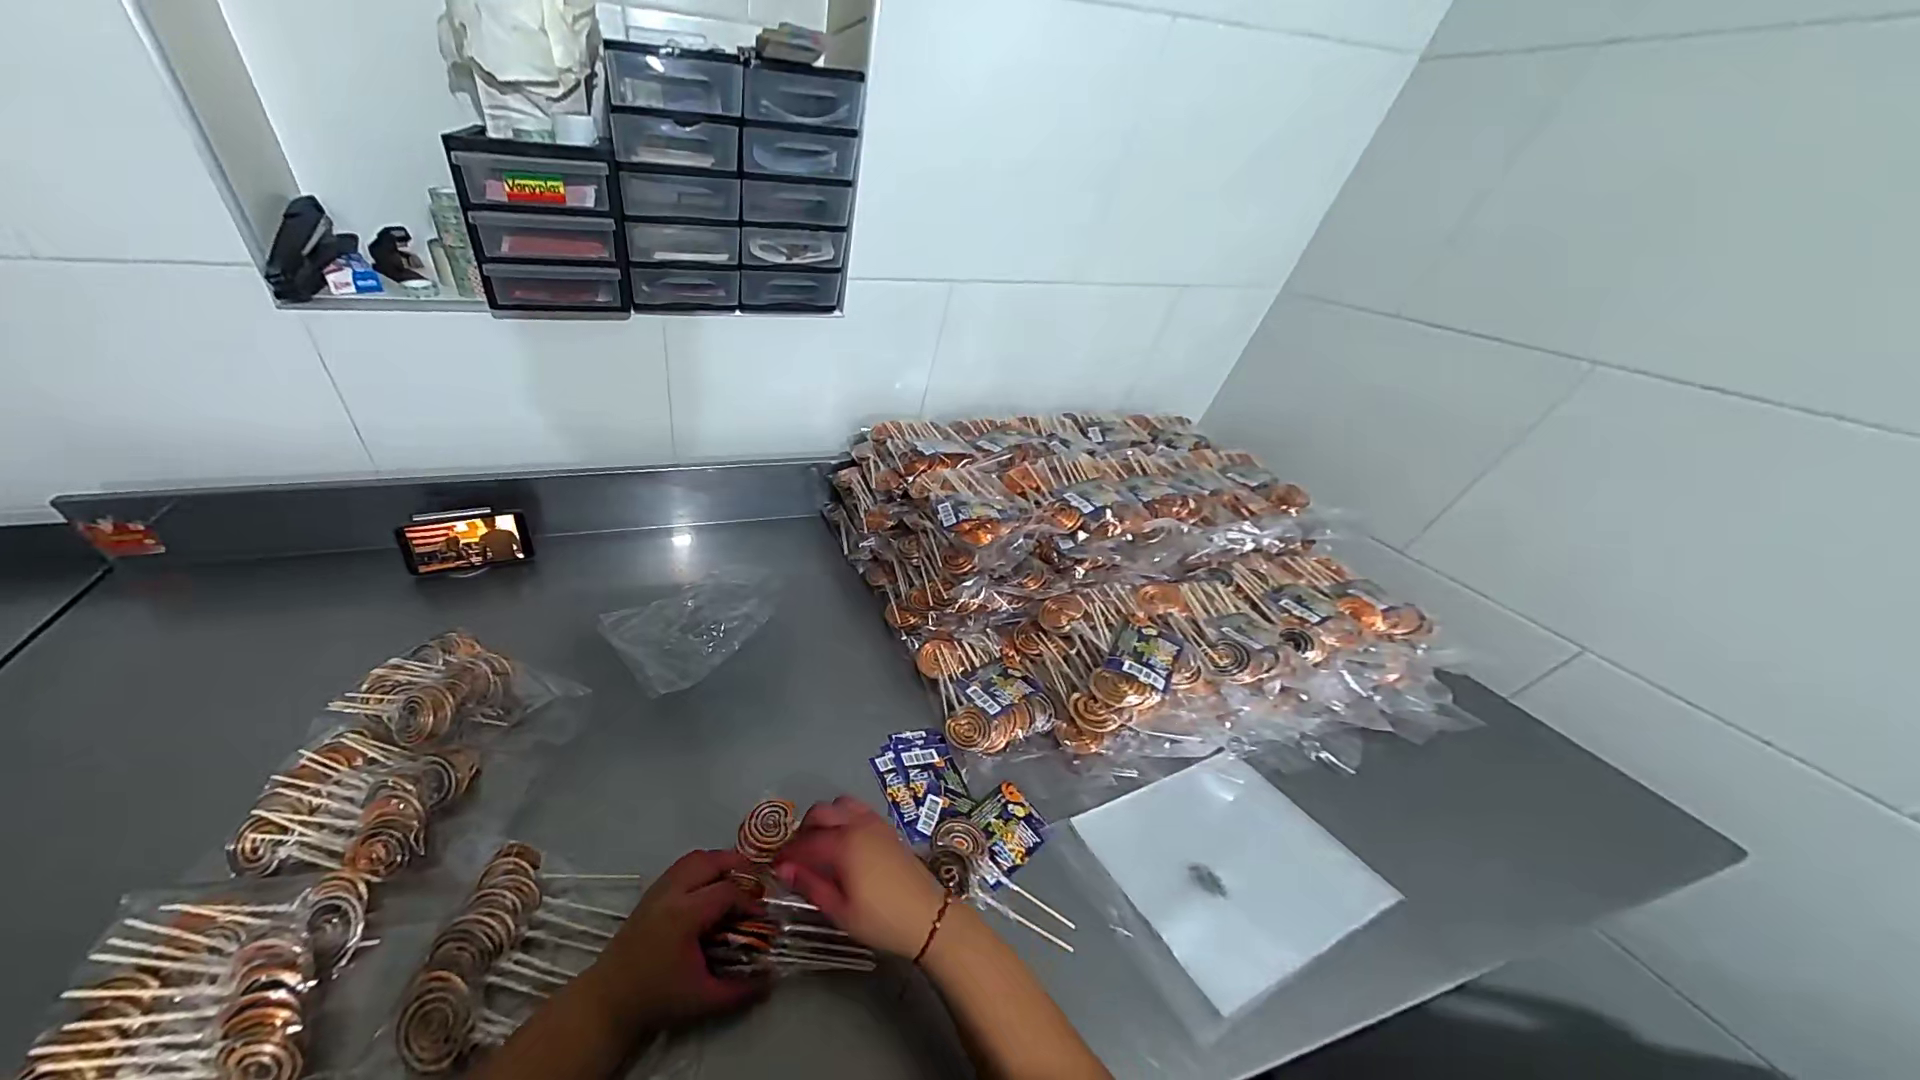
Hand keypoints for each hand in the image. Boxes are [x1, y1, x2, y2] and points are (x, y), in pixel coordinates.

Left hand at [588, 849, 767, 1029]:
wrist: (607, 1002)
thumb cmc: (657, 998)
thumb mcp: (703, 999)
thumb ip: (741, 990)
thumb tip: (772, 979)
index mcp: (684, 915)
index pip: (728, 891)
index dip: (750, 901)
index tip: (762, 918)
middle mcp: (671, 893)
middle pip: (713, 861)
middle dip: (739, 869)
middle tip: (755, 887)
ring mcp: (658, 890)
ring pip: (696, 858)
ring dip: (720, 864)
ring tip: (736, 883)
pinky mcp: (651, 893)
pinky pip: (683, 866)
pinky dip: (703, 868)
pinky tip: (711, 889)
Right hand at [773, 796, 948, 956]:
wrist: (928, 916)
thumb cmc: (881, 919)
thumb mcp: (839, 910)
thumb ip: (810, 885)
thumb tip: (783, 869)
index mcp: (844, 845)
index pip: (804, 843)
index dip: (786, 854)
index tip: (775, 867)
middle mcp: (858, 825)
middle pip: (820, 812)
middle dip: (803, 830)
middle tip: (796, 857)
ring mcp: (875, 822)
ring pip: (840, 804)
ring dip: (825, 818)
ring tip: (819, 846)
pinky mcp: (886, 827)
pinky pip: (858, 809)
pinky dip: (843, 817)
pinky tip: (843, 842)